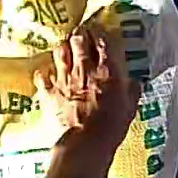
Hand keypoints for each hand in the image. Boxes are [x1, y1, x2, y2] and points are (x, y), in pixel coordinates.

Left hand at [37, 23, 134, 151]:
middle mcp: (84, 69)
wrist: (84, 142)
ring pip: (59, 51)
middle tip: (81, 36)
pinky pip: (42, 75)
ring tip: (65, 49)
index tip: (101, 34)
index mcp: (107, 71)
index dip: (101, 35)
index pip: (103, 42)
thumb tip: (136, 82)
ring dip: (63, 48)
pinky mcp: (49, 92)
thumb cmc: (111, 127)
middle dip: (80, 35)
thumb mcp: (129, 109)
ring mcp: (63, 79)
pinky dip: (44, 73)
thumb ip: (132, 92)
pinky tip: (47, 75)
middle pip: (78, 40)